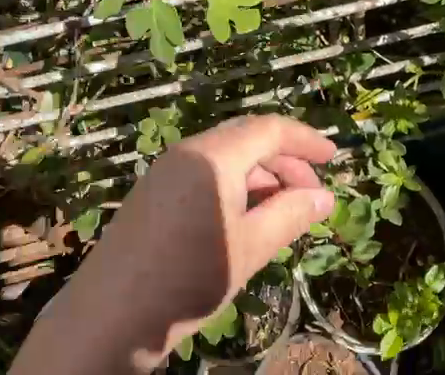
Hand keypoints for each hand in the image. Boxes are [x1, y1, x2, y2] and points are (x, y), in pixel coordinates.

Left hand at [12, 114, 336, 373]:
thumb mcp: (249, 249)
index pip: (269, 129)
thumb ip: (289, 215)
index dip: (305, 140)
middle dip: (285, 160)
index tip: (334, 157)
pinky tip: (246, 220)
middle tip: (314, 194)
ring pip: (225, 157)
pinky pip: (204, 172)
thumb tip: (324, 197)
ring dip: (260, 176)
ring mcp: (167, 169)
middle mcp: (189, 151)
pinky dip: (234, 186)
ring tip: (285, 211)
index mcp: (213, 155)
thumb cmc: (187, 279)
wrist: (110, 315)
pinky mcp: (154, 191)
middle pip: (247, 138)